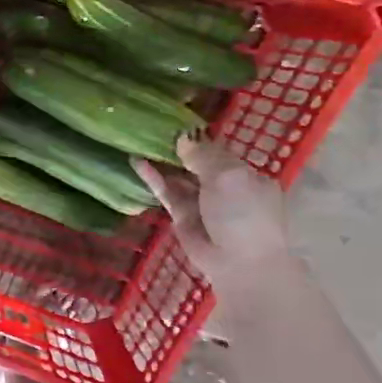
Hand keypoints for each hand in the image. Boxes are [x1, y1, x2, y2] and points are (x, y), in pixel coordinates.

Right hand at [132, 136, 294, 288]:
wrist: (239, 261)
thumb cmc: (243, 214)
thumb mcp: (229, 177)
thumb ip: (204, 156)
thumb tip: (183, 138)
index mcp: (245, 173)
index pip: (217, 149)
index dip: (196, 136)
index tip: (171, 120)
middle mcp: (223, 184)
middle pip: (195, 161)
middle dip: (175, 147)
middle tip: (149, 128)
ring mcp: (201, 200)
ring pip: (178, 175)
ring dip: (161, 160)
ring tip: (136, 142)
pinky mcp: (181, 215)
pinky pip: (166, 191)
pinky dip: (152, 177)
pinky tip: (136, 163)